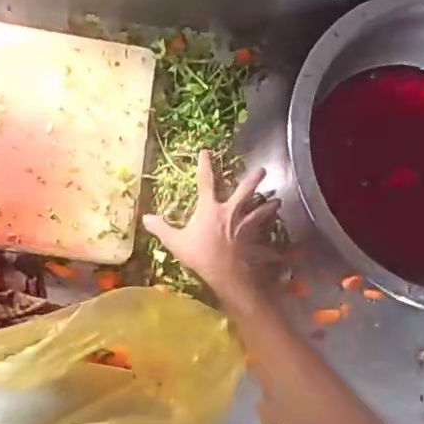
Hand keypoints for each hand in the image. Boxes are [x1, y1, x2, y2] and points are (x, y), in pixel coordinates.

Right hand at [142, 150, 278, 303]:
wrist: (225, 271)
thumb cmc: (199, 254)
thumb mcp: (175, 242)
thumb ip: (161, 228)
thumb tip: (145, 218)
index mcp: (209, 209)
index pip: (206, 182)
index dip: (205, 165)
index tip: (206, 152)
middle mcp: (229, 212)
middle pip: (244, 191)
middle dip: (253, 180)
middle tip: (263, 170)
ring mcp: (244, 225)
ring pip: (260, 210)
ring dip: (269, 205)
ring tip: (277, 200)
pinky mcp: (253, 238)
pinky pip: (264, 232)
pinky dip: (271, 230)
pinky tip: (276, 229)